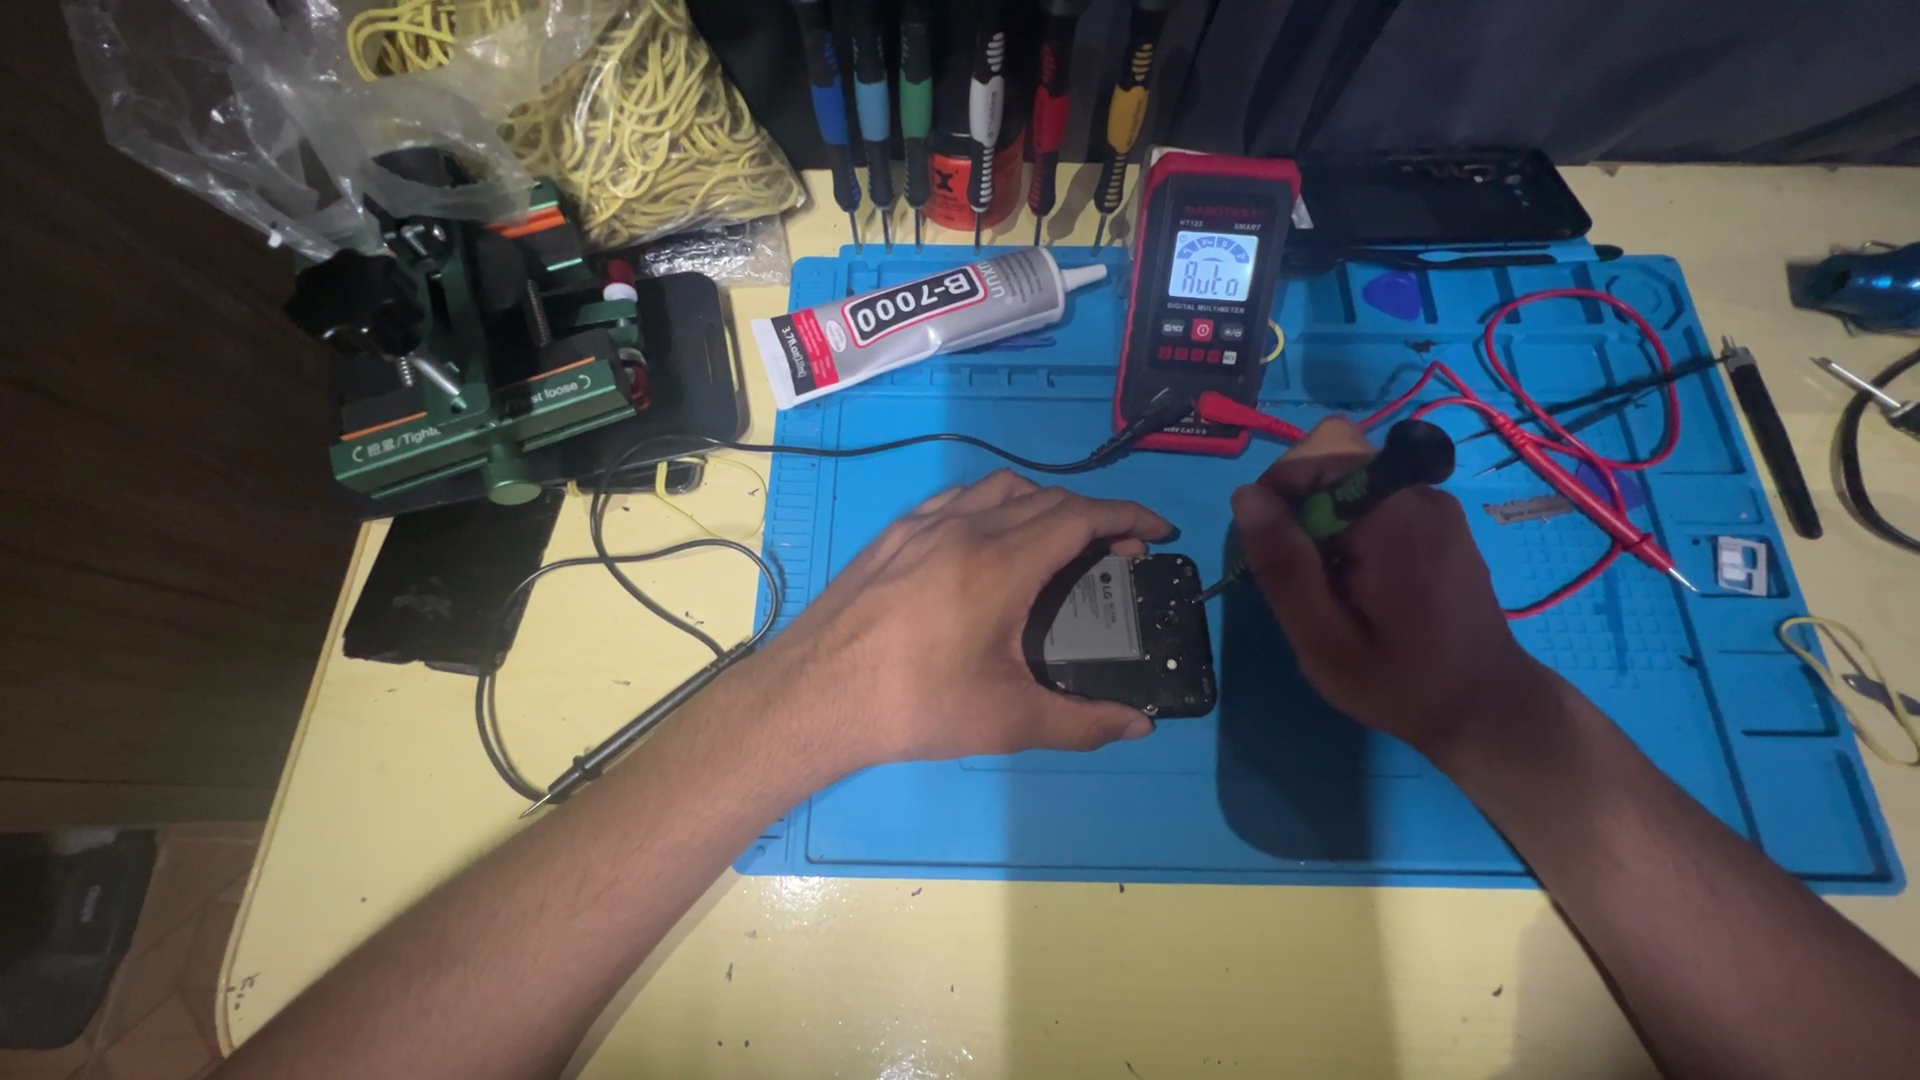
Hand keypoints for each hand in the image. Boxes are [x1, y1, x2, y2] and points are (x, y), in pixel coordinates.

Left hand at [751, 470, 1172, 769]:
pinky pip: (957, 499)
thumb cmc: (914, 706)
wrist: (813, 697)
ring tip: (1058, 544)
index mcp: (1000, 562)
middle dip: (1093, 516)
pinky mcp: (893, 535)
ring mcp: (922, 524)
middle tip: (1115, 555)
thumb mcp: (1006, 721)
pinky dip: (992, 505)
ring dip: (1042, 504)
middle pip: (1047, 498)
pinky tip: (987, 541)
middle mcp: (964, 526)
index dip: (1128, 517)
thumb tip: (1139, 726)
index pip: (1081, 516)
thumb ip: (1081, 722)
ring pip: (999, 489)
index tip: (1158, 533)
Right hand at [1230, 417, 1555, 753]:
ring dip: (1318, 520)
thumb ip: (1283, 566)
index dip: (1280, 490)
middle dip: (1297, 505)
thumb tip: (1246, 496)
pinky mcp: (1434, 517)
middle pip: (1332, 458)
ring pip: (1345, 475)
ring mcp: (1432, 503)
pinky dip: (1344, 526)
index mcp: (1396, 521)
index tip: (1273, 548)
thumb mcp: (1323, 641)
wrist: (1485, 706)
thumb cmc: (1399, 683)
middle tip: (1302, 572)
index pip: (1320, 454)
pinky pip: (1368, 495)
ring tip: (1328, 582)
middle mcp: (1420, 495)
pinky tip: (1353, 578)